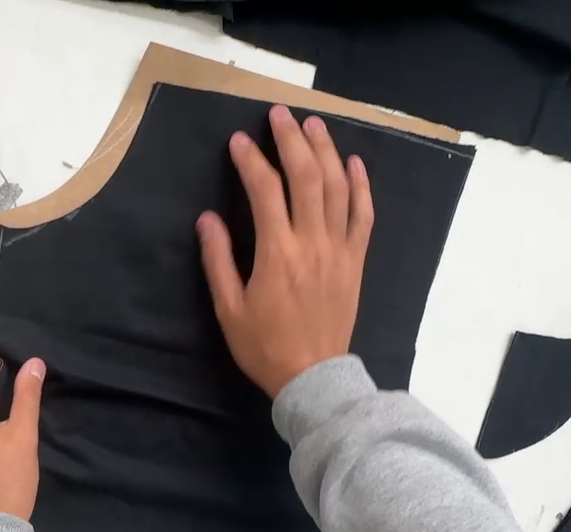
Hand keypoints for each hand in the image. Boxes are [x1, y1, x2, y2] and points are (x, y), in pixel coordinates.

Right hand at [197, 105, 373, 397]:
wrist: (312, 377)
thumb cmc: (264, 347)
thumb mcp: (229, 310)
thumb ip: (218, 261)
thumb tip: (207, 219)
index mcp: (277, 253)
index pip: (264, 190)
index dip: (250, 160)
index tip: (238, 142)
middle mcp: (312, 241)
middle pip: (306, 175)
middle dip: (291, 139)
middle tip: (279, 115)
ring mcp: (339, 249)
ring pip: (338, 186)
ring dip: (326, 150)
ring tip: (313, 125)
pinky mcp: (356, 260)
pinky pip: (363, 213)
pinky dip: (361, 184)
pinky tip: (354, 162)